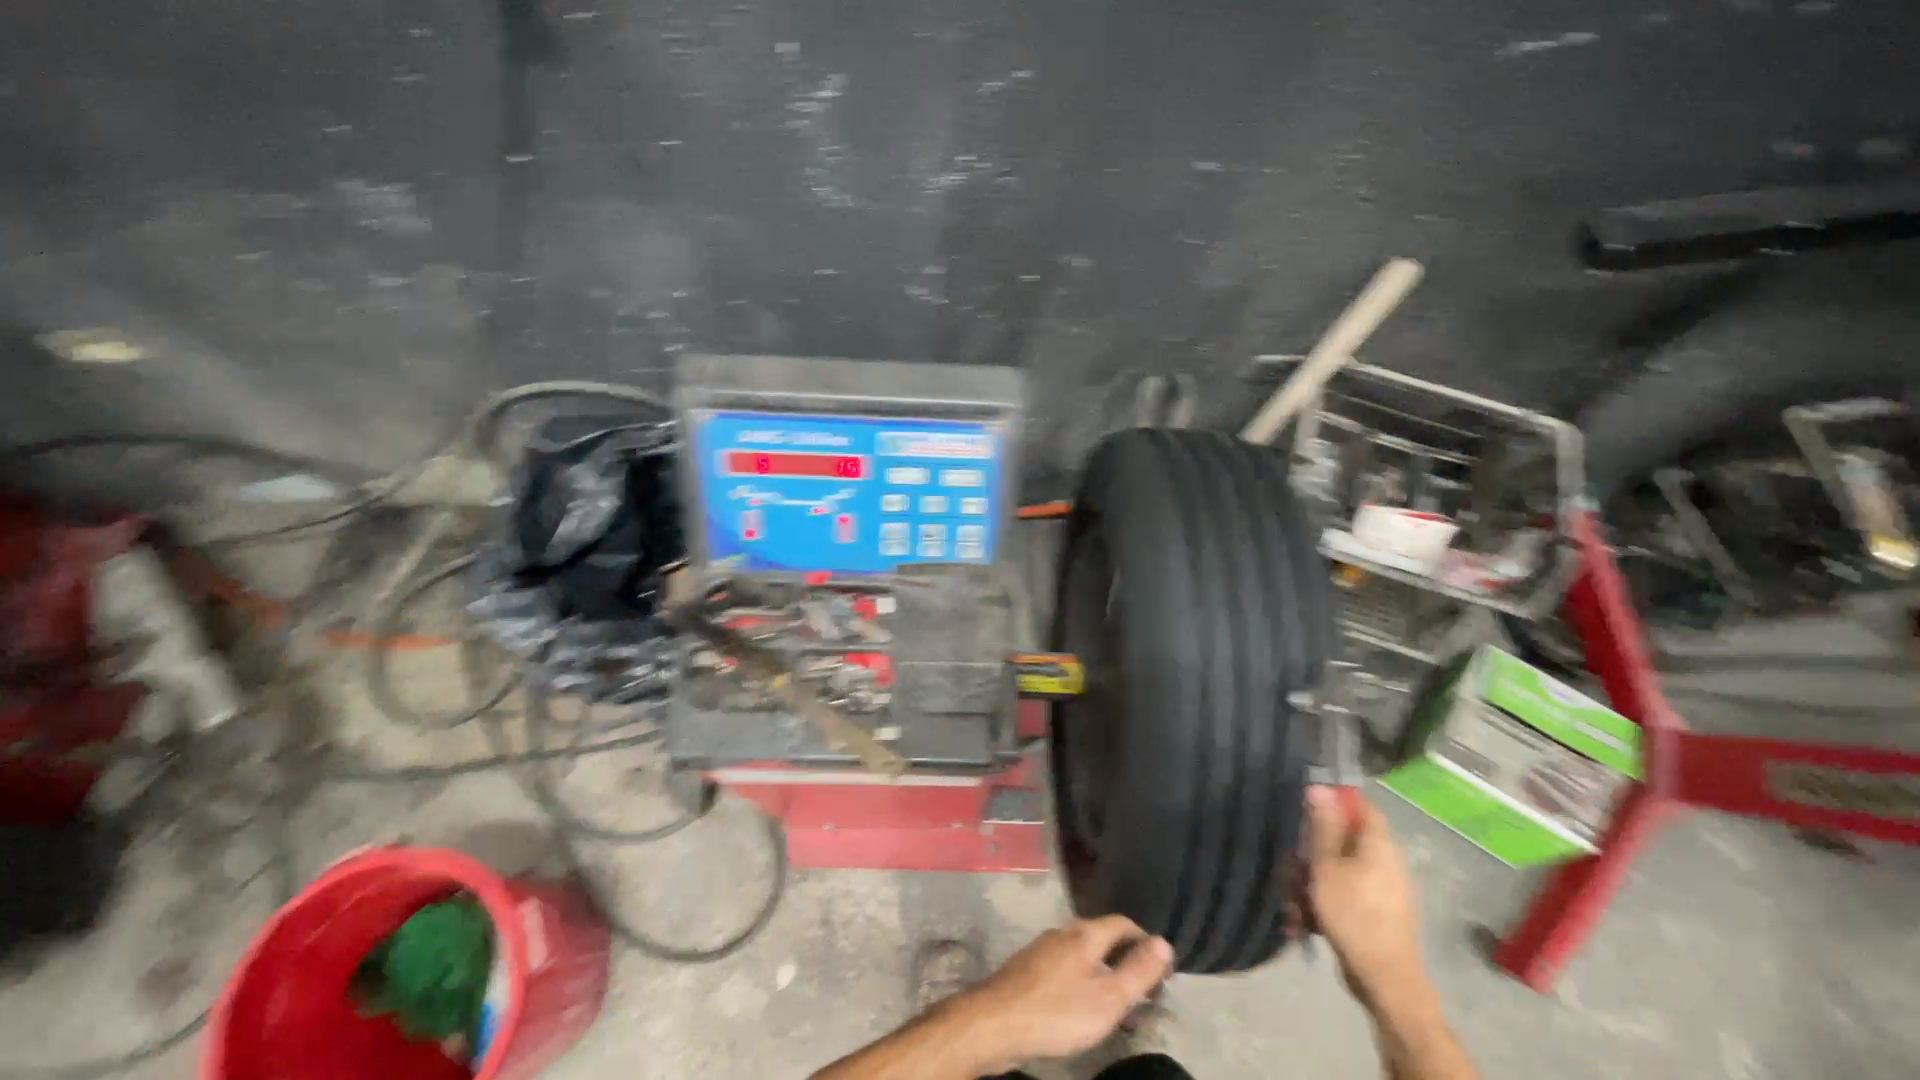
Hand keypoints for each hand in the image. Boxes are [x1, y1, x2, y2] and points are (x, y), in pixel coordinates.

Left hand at [953, 916, 1173, 1072]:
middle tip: (1143, 994)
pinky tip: (1081, 1009)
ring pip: (1082, 956)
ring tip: (1116, 1007)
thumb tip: (1163, 941)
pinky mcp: (1025, 971)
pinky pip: (1064, 970)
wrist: (993, 1024)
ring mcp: (1040, 950)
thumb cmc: (1057, 1012)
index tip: (1161, 970)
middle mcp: (1062, 933)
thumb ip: (1138, 970)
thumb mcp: (1108, 997)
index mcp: (1084, 933)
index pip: (1123, 924)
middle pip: (1102, 939)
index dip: (1146, 943)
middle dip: (1124, 962)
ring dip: (1102, 976)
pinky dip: (1081, 984)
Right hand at [1306, 786, 1423, 1006]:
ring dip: (1317, 875)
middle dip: (1316, 847)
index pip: (1360, 804)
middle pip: (1348, 837)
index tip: (1303, 810)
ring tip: (1295, 896)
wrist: (1384, 976)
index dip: (1333, 801)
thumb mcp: (1326, 867)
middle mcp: (1389, 859)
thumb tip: (1320, 788)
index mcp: (1380, 843)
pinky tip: (1309, 915)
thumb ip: (1322, 827)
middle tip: (1292, 863)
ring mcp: (1387, 885)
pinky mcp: (1381, 908)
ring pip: (1344, 865)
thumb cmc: (1352, 914)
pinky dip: (1329, 895)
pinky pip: (1350, 888)